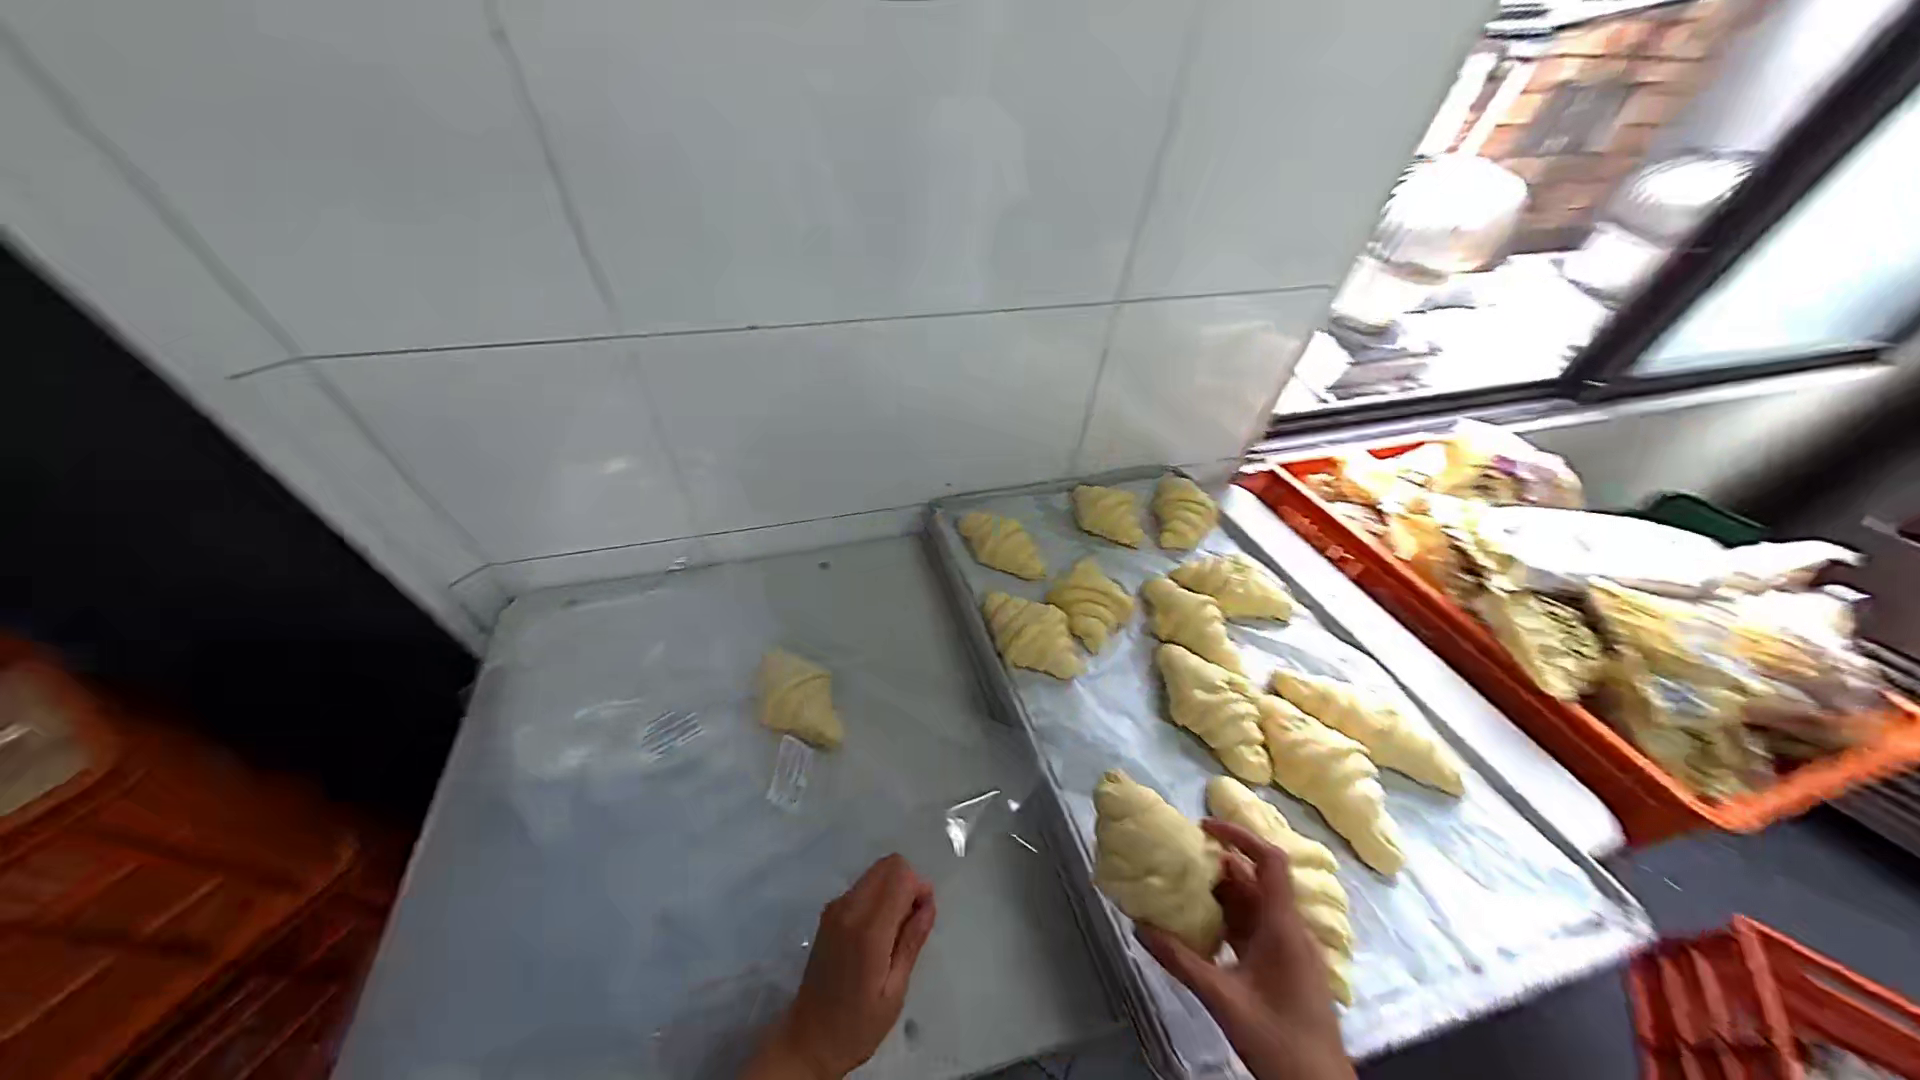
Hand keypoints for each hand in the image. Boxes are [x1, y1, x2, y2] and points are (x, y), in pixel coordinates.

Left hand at [742, 855, 936, 1079]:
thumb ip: (912, 941)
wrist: (808, 1040)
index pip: (900, 875)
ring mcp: (834, 908)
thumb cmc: (857, 1025)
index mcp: (867, 928)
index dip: (919, 888)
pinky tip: (877, 934)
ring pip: (875, 873)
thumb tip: (928, 904)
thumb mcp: (895, 990)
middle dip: (907, 884)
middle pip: (888, 865)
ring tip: (894, 933)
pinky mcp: (828, 913)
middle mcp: (848, 908)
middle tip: (910, 923)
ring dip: (892, 890)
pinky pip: (862, 887)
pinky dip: (878, 897)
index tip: (922, 917)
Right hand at [1136, 819, 1353, 1079]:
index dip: (1241, 836)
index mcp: (1284, 927)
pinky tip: (1199, 923)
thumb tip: (1140, 927)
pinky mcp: (1282, 966)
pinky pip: (1253, 927)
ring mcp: (1288, 949)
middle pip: (1255, 880)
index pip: (1270, 861)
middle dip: (1219, 863)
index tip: (1204, 827)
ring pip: (1252, 904)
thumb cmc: (1279, 1041)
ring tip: (1181, 883)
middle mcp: (1289, 930)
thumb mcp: (1224, 1000)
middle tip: (1180, 856)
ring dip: (1220, 892)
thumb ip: (1181, 961)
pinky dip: (1227, 918)